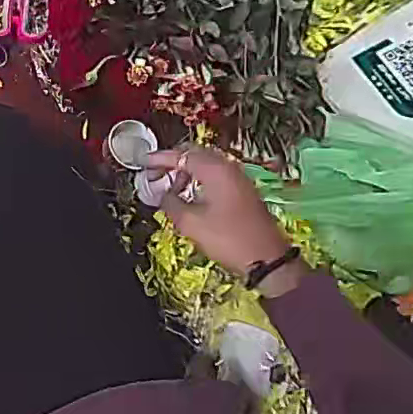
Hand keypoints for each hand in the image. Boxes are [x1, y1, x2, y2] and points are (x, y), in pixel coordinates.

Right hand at [146, 146, 307, 295]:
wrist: (267, 259)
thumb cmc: (229, 239)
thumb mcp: (191, 223)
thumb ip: (171, 204)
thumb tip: (163, 195)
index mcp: (215, 170)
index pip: (182, 155)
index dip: (160, 158)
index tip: (145, 162)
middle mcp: (229, 168)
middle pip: (195, 154)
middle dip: (173, 163)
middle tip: (155, 175)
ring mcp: (238, 178)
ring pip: (206, 165)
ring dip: (187, 173)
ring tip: (171, 189)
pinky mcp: (243, 190)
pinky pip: (216, 175)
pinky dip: (200, 180)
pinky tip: (191, 197)